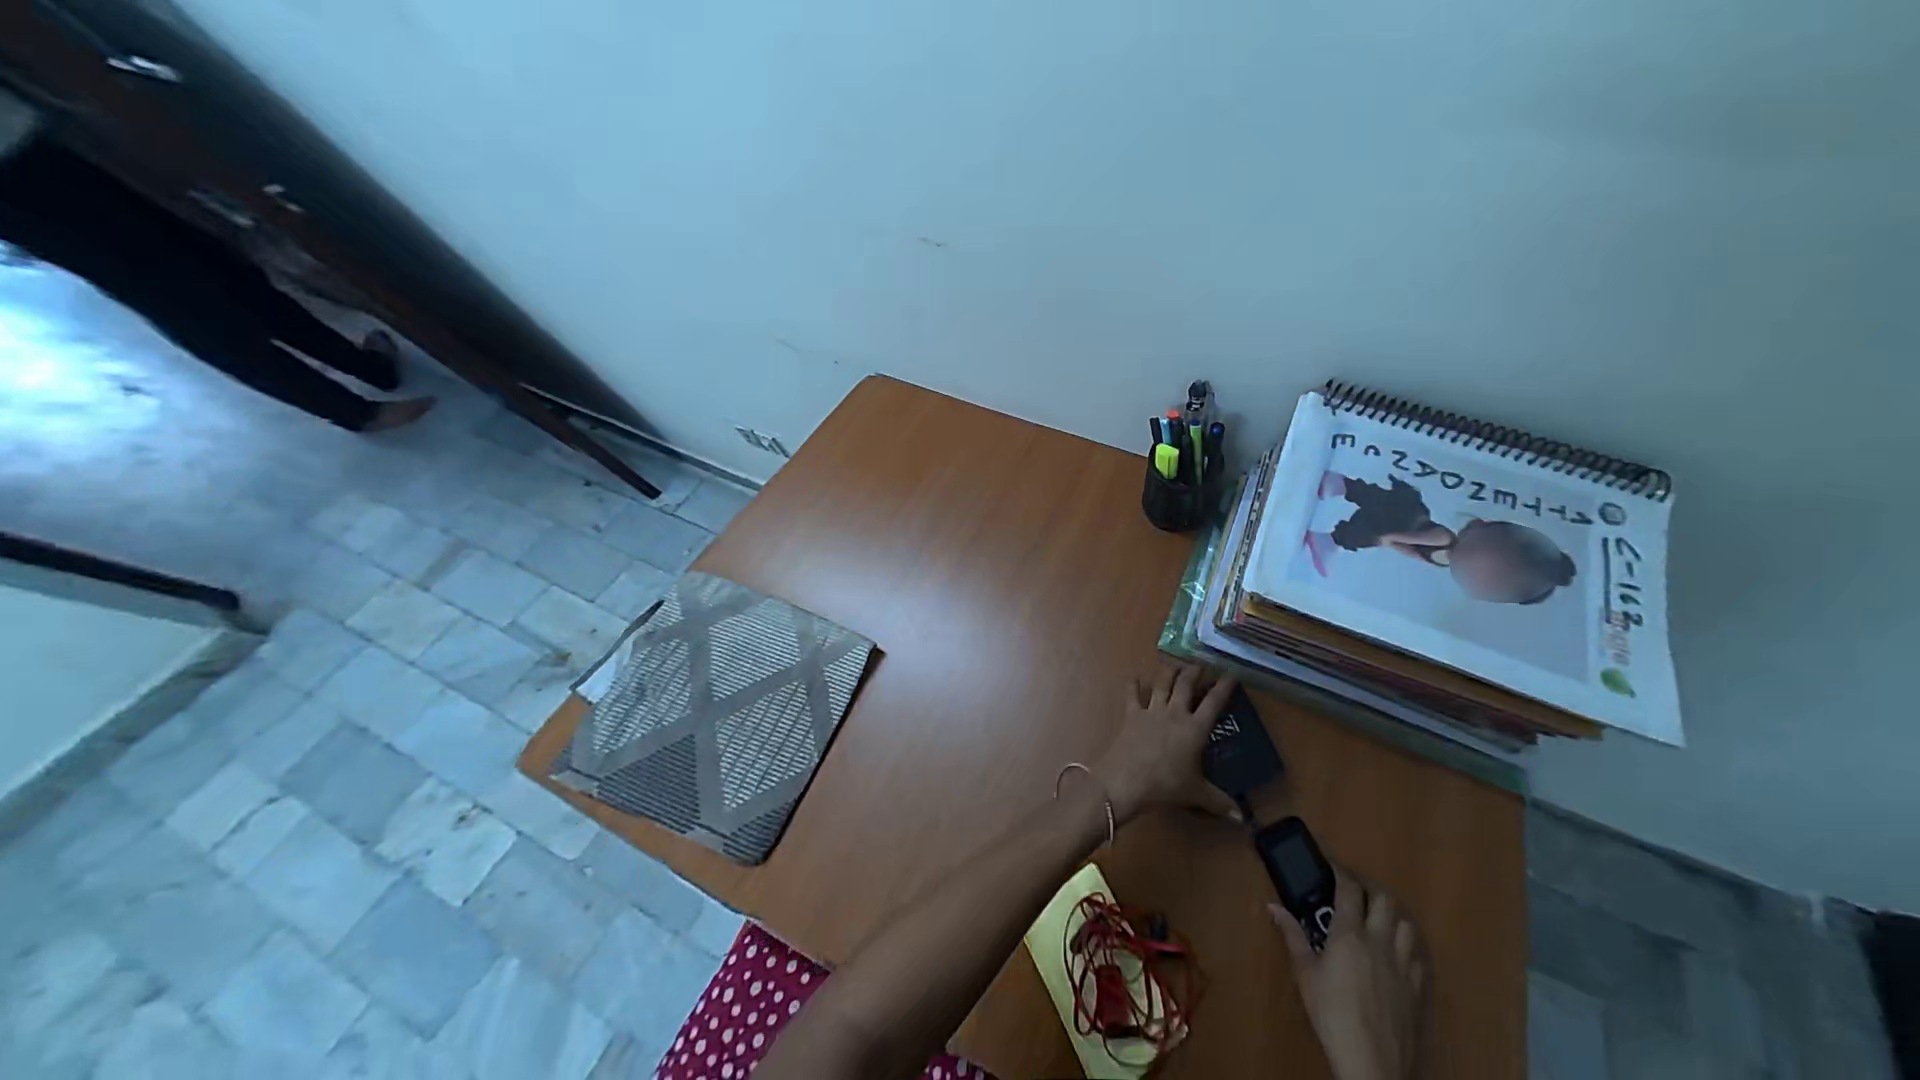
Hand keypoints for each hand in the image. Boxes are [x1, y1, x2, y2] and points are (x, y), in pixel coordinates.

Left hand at [1093, 664, 1241, 824]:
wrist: (1126, 781)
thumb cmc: (1166, 785)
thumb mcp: (1196, 794)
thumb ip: (1219, 803)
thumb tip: (1241, 818)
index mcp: (1195, 729)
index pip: (1214, 703)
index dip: (1223, 687)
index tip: (1230, 674)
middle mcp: (1174, 713)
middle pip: (1185, 685)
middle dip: (1194, 672)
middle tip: (1199, 665)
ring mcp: (1151, 711)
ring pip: (1161, 684)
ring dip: (1169, 672)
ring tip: (1174, 664)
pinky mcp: (1130, 715)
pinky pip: (1132, 695)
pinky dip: (1133, 685)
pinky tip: (1134, 677)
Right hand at [1272, 864, 1426, 1079]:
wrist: (1373, 1061)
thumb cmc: (1331, 1013)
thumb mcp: (1305, 973)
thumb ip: (1292, 936)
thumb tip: (1273, 906)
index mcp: (1349, 934)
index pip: (1349, 889)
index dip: (1341, 870)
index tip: (1331, 863)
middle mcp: (1380, 940)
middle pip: (1384, 899)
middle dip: (1369, 887)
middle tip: (1355, 887)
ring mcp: (1404, 963)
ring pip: (1406, 922)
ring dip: (1392, 912)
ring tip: (1378, 914)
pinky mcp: (1419, 986)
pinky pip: (1418, 952)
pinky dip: (1407, 941)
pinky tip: (1397, 949)